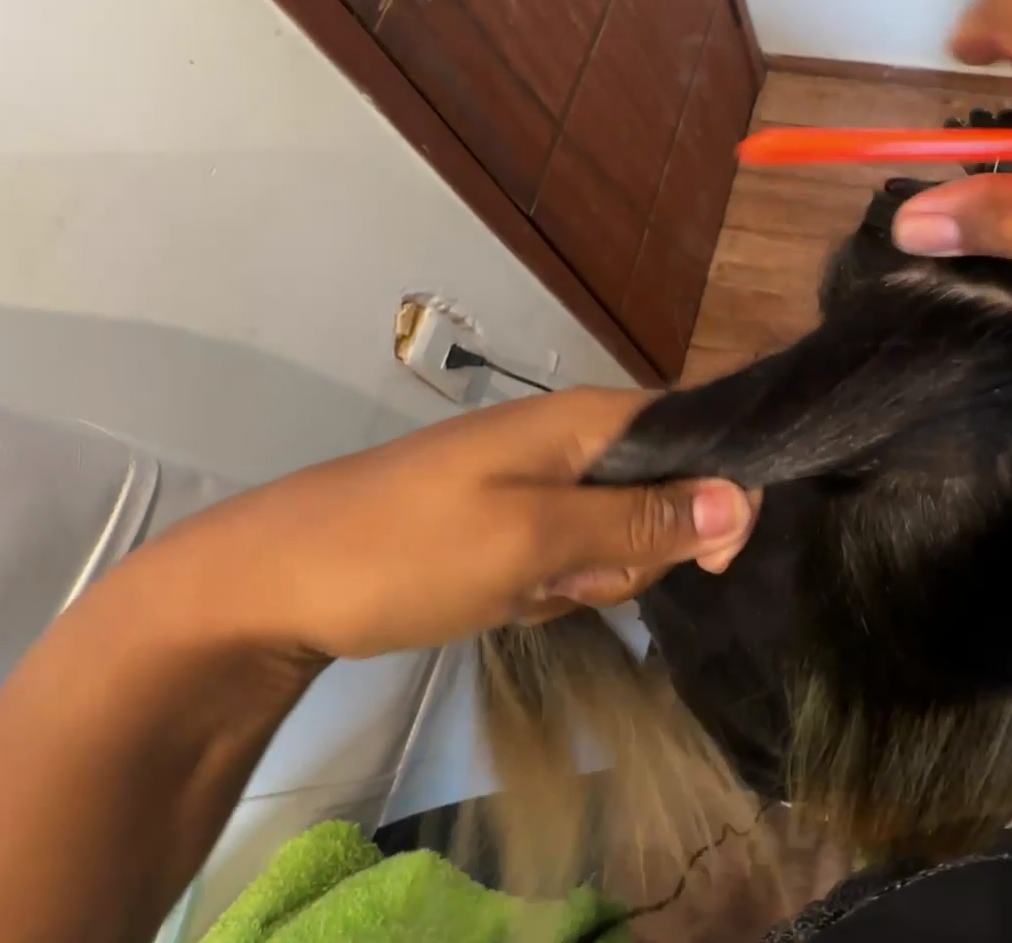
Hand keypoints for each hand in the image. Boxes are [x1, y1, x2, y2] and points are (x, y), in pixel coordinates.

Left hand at [114, 388, 758, 660]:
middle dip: (644, 548)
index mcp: (593, 417)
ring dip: (598, 571)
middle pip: (673, 491)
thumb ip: (644, 519)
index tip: (713, 559)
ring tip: (532, 584)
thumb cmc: (407, 550)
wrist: (269, 587)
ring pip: (632, 529)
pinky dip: (563, 581)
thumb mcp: (536, 539)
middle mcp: (582, 437)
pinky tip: (514, 593)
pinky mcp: (527, 515)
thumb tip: (742, 501)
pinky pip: (586, 549)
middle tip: (575, 572)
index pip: (705, 435)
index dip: (724, 493)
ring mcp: (552, 477)